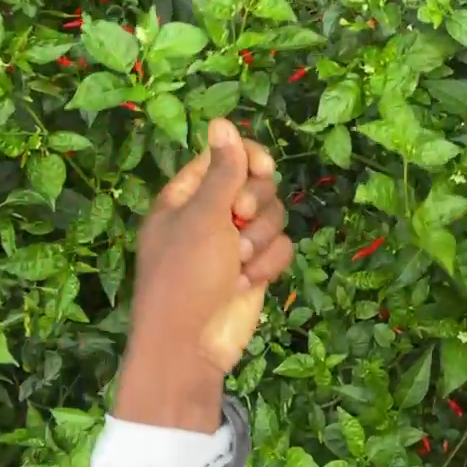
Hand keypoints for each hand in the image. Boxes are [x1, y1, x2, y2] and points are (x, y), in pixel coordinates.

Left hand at [118, 118, 294, 430]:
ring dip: (260, 239)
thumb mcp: (203, 217)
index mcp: (187, 197)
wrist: (191, 345)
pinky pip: (280, 248)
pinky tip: (248, 282)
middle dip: (255, 205)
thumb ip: (222, 171)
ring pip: (273, 216)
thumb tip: (222, 121)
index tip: (263, 168)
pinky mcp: (256, 268)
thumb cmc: (185, 275)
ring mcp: (235, 243)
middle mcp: (212, 215)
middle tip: (239, 220)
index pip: (225, 158)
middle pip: (256, 184)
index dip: (247, 159)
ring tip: (239, 262)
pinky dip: (268, 264)